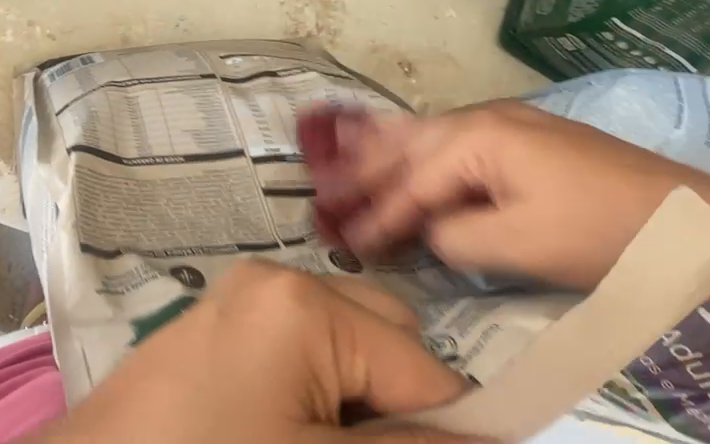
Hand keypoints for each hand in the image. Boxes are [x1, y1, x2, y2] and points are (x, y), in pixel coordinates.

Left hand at [29, 260, 483, 442]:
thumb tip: (492, 439)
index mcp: (304, 302)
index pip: (424, 369)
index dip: (456, 429)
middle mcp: (274, 281)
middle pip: (388, 340)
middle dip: (404, 408)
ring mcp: (239, 301)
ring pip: (346, 346)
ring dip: (363, 403)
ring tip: (329, 438)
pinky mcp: (217, 329)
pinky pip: (298, 351)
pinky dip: (318, 393)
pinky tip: (294, 430)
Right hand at [310, 100, 709, 290]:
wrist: (700, 222)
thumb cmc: (606, 233)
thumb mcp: (523, 245)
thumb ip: (456, 235)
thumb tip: (429, 230)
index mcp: (476, 137)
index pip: (410, 180)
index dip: (374, 214)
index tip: (342, 239)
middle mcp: (482, 118)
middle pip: (406, 143)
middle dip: (363, 167)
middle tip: (320, 185)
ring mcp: (506, 122)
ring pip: (426, 135)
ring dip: (385, 153)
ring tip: (342, 156)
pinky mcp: (525, 139)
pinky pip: (452, 142)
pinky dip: (419, 153)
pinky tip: (407, 155)